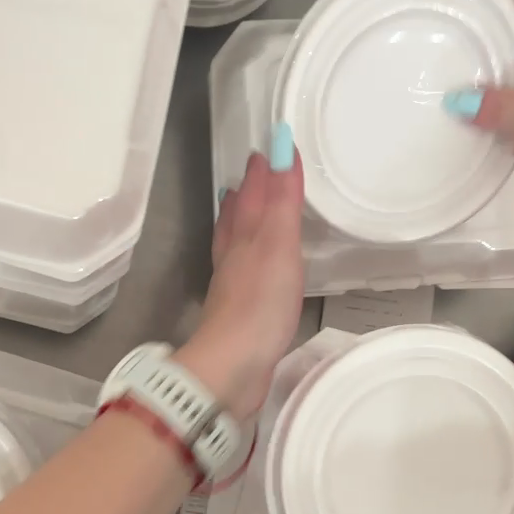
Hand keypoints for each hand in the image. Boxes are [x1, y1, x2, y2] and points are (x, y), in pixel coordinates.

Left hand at [176, 150, 305, 419]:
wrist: (232, 368)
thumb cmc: (258, 306)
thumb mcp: (277, 245)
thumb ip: (281, 200)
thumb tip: (278, 145)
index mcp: (243, 240)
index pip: (253, 198)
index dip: (262, 175)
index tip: (265, 151)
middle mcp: (232, 262)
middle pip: (237, 222)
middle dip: (246, 198)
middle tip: (249, 177)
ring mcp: (232, 294)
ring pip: (234, 251)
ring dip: (238, 230)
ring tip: (239, 213)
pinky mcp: (238, 323)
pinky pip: (242, 283)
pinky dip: (245, 268)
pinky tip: (250, 274)